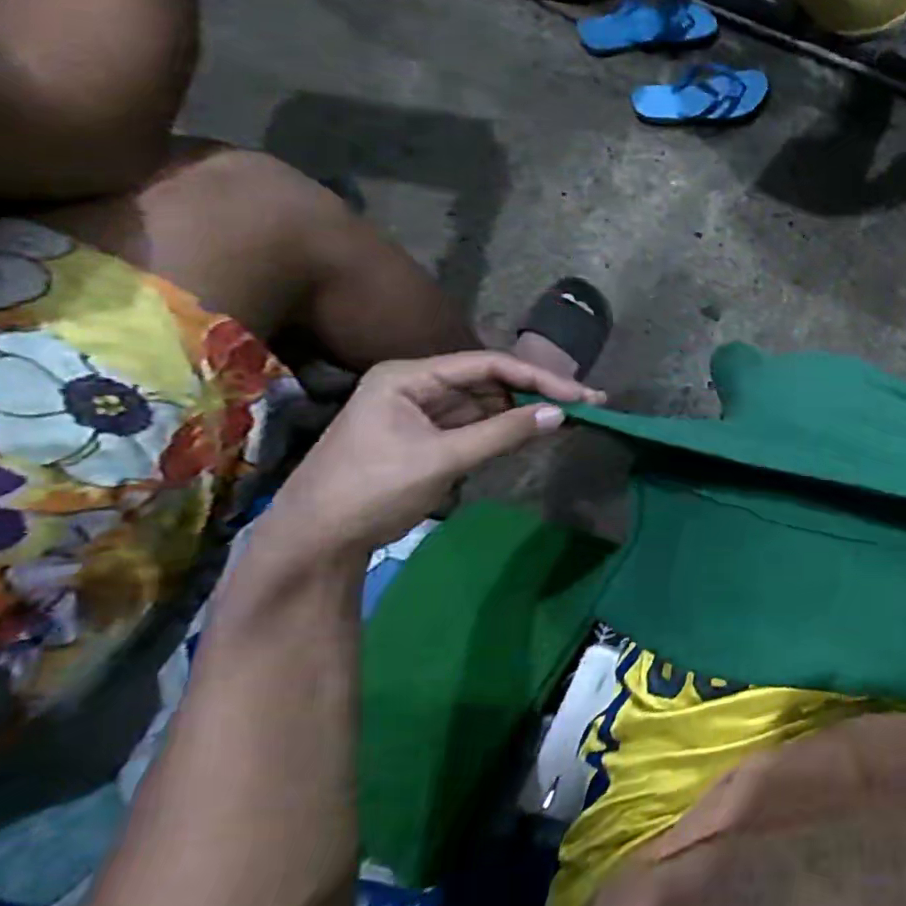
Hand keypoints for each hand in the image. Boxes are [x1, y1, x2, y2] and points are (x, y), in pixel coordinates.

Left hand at [262, 351, 606, 556]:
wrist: (317, 540)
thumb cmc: (371, 490)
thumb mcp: (442, 459)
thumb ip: (503, 433)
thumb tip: (561, 414)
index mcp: (409, 377)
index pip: (487, 365)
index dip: (538, 377)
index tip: (579, 395)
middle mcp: (419, 386)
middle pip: (492, 380)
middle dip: (539, 391)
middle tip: (587, 402)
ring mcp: (426, 412)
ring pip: (490, 403)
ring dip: (529, 409)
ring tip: (574, 415)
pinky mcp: (433, 437)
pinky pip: (481, 424)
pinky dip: (511, 428)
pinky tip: (541, 430)